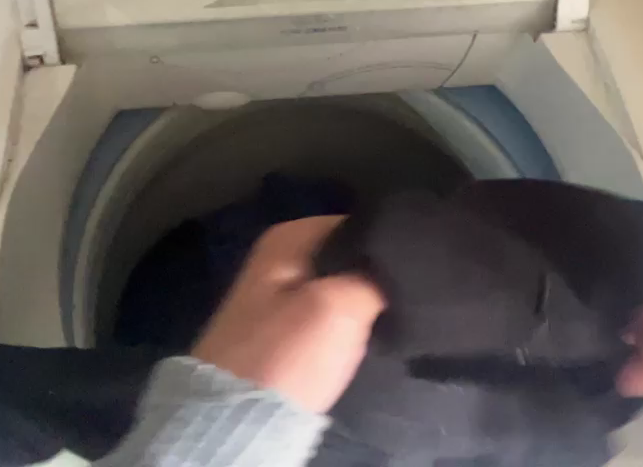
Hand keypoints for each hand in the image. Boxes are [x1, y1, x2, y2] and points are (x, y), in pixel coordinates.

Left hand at [191, 215, 384, 413]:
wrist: (236, 419)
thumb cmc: (287, 352)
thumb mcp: (339, 306)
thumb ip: (371, 276)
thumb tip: (393, 265)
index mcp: (288, 236)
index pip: (353, 223)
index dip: (383, 244)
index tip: (407, 269)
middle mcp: (279, 256)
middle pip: (345, 257)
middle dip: (371, 277)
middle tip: (399, 298)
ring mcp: (277, 294)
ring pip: (338, 289)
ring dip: (359, 305)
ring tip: (384, 318)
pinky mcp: (280, 330)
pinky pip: (326, 316)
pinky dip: (342, 328)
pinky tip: (358, 341)